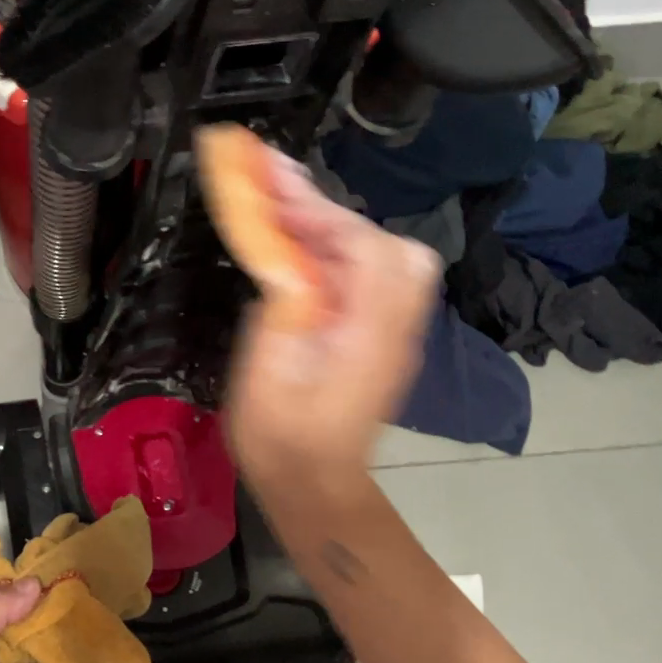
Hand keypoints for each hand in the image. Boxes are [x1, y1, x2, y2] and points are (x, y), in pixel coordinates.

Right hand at [224, 153, 439, 513]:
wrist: (313, 484)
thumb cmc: (282, 441)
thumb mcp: (268, 377)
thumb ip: (282, 311)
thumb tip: (284, 257)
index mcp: (369, 334)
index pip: (366, 248)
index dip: (319, 210)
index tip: (272, 178)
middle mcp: (393, 325)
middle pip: (384, 246)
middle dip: (327, 214)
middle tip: (272, 195)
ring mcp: (392, 331)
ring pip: (381, 257)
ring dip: (332, 230)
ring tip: (279, 215)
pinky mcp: (378, 336)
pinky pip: (368, 279)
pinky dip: (334, 253)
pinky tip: (295, 248)